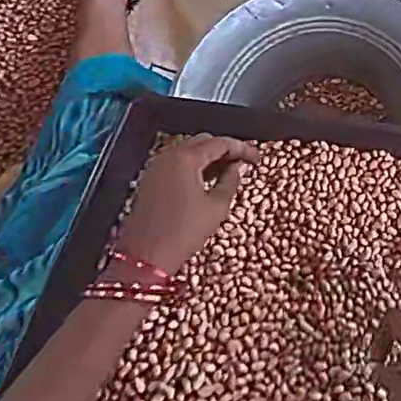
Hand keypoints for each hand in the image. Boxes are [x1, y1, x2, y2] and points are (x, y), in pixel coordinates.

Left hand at [113, 134, 259, 274]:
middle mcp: (168, 157)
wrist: (144, 259)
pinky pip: (176, 163)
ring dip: (209, 157)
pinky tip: (207, 180)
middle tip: (243, 163)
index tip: (257, 159)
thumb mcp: (217, 207)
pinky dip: (194, 166)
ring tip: (228, 171)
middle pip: (203, 141)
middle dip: (225, 149)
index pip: (220, 143)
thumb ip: (231, 180)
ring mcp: (156, 168)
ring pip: (188, 151)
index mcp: (186, 159)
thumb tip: (237, 167)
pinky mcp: (150, 180)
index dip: (242, 148)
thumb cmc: (183, 232)